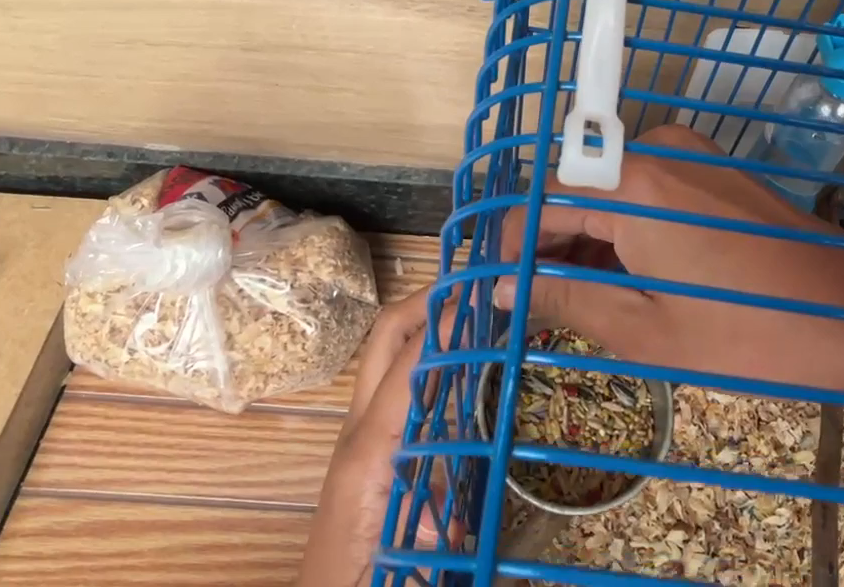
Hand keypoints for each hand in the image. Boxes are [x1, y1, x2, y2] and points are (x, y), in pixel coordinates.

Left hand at [295, 291, 455, 586]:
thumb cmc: (361, 581)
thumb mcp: (409, 553)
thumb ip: (441, 519)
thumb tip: (473, 491)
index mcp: (369, 451)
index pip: (409, 365)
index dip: (444, 324)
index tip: (484, 294)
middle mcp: (359, 430)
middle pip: (385, 339)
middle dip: (426, 301)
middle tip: (476, 285)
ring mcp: (361, 435)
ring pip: (388, 355)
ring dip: (425, 322)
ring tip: (475, 308)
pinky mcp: (369, 448)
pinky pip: (396, 384)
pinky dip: (426, 356)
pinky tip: (461, 360)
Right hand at [497, 124, 843, 392]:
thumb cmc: (750, 332)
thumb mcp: (645, 328)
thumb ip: (565, 297)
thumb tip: (503, 288)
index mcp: (636, 184)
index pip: (545, 200)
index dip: (514, 245)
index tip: (499, 289)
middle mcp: (658, 151)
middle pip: (578, 192)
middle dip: (550, 247)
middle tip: (532, 306)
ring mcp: (690, 156)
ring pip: (611, 194)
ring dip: (588, 243)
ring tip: (572, 303)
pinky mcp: (711, 170)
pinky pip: (646, 194)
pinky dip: (625, 233)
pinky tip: (619, 281)